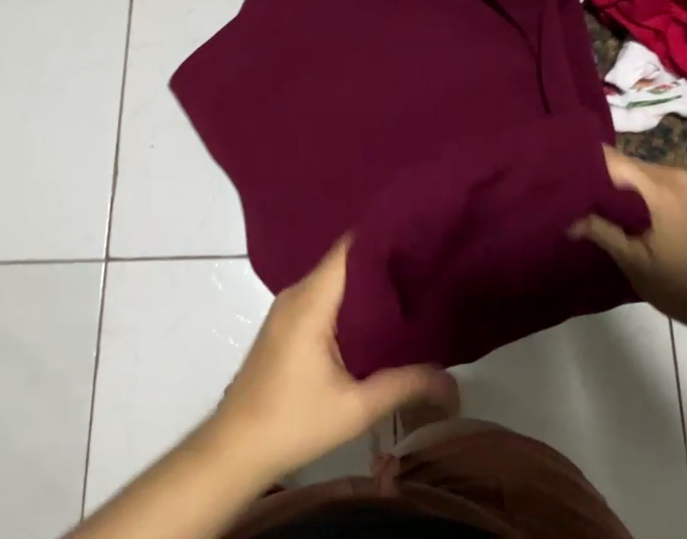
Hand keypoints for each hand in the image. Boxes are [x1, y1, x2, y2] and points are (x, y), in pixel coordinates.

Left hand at [203, 238, 457, 482]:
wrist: (233, 450)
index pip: (350, 248)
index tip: (421, 237)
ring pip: (334, 281)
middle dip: (384, 262)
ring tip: (411, 286)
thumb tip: (453, 383)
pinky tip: (379, 318)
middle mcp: (297, 294)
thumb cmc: (292, 422)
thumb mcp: (356, 408)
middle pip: (345, 262)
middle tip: (428, 263)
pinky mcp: (285, 326)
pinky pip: (323, 298)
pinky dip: (351, 301)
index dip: (384, 238)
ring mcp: (287, 310)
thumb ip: (405, 385)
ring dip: (368, 285)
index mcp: (311, 301)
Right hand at [574, 146, 686, 331]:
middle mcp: (678, 175)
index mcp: (661, 188)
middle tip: (580, 200)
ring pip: (646, 173)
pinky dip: (646, 192)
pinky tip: (636, 214)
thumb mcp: (635, 263)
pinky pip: (664, 182)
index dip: (587, 166)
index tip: (565, 180)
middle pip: (630, 165)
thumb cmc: (684, 287)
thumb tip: (569, 220)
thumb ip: (602, 233)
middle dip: (605, 180)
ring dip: (626, 187)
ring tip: (605, 209)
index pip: (613, 160)